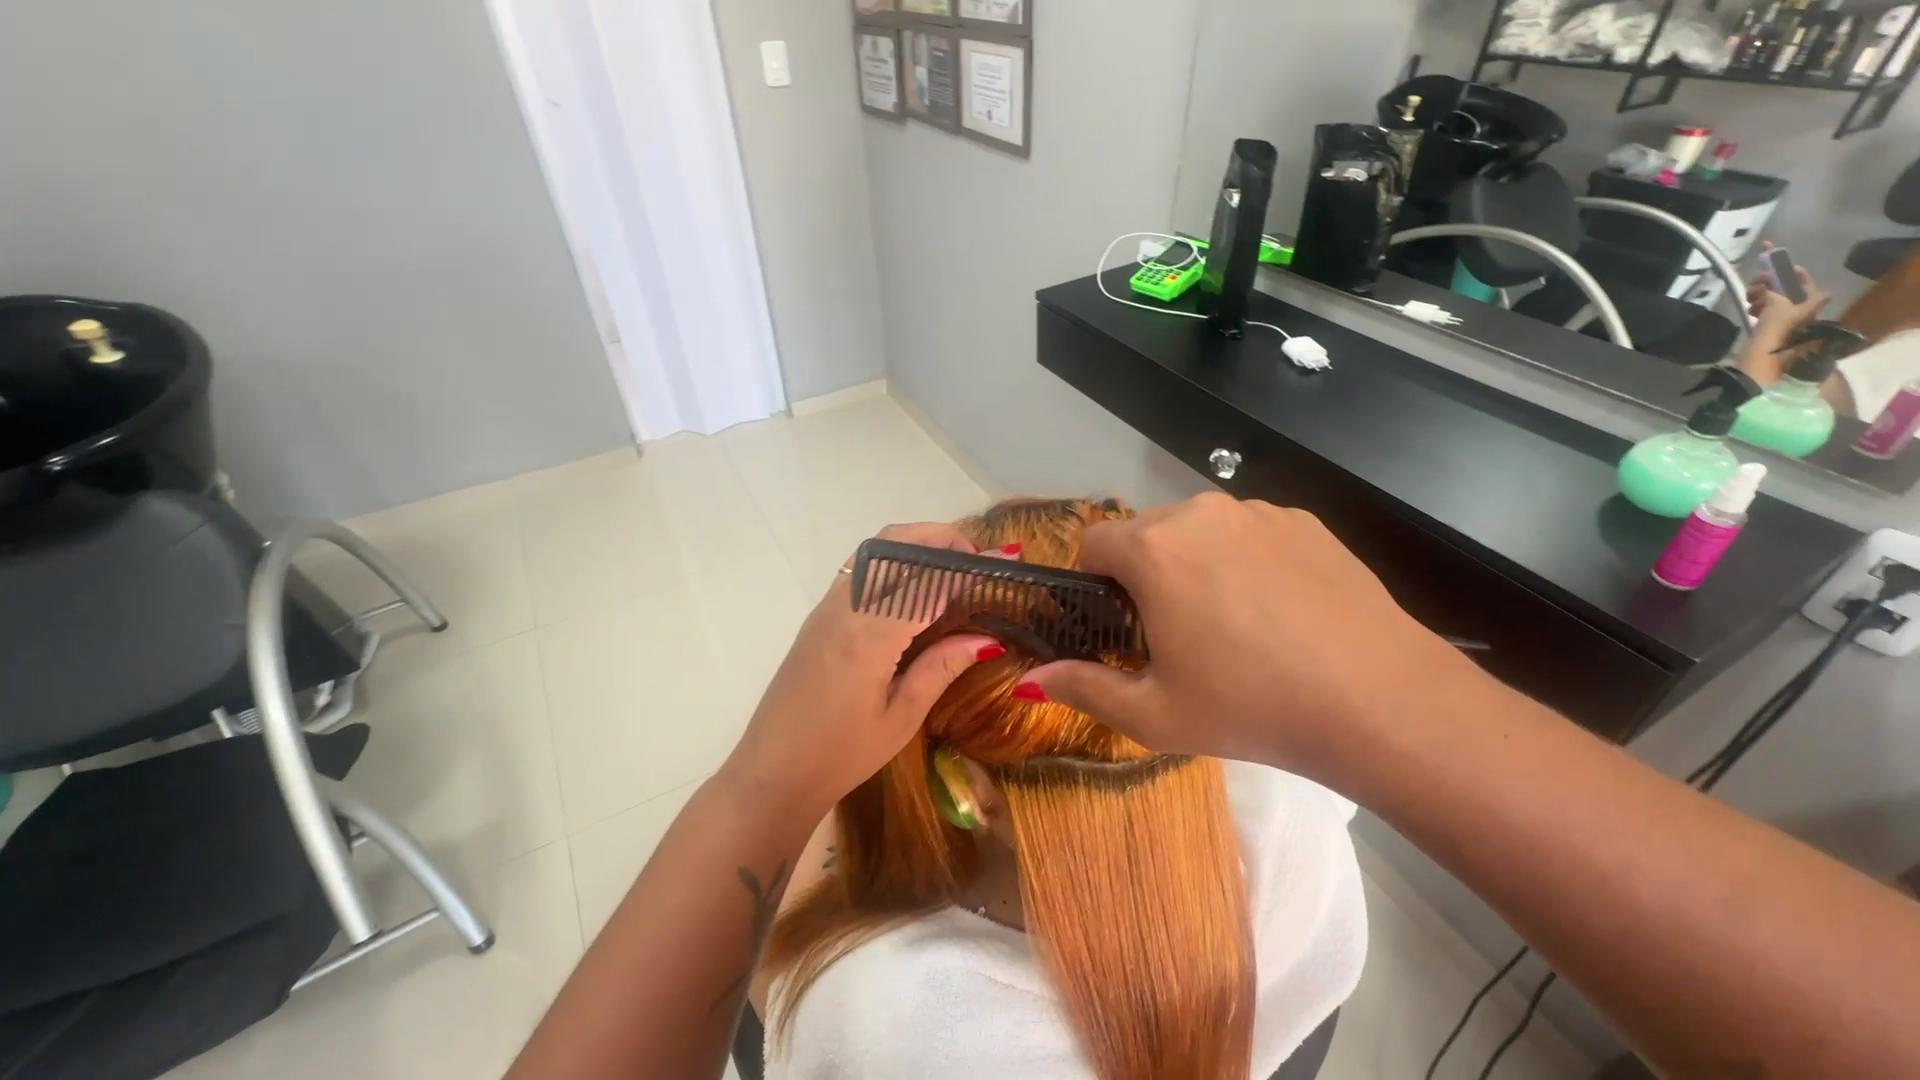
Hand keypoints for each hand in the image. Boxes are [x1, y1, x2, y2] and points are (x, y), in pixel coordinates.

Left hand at [719, 523, 997, 817]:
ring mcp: (826, 609)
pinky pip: (858, 571)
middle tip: (976, 555)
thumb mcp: (900, 718)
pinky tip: (914, 589)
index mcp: (868, 635)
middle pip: (892, 545)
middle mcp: (844, 608)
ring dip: (913, 545)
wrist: (773, 771)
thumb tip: (987, 639)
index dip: (964, 567)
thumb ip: (941, 669)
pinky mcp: (817, 618)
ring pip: (871, 552)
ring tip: (951, 565)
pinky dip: (891, 563)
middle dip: (938, 537)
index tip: (999, 564)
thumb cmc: (840, 755)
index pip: (925, 580)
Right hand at [1017, 494, 1492, 779]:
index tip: (1121, 629)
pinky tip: (1280, 614)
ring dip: (1197, 566)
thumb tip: (1032, 678)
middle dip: (1146, 575)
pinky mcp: (1306, 521)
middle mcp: (1200, 513)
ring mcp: (1259, 512)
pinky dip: (1247, 562)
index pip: (1093, 543)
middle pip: (1147, 533)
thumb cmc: (1251, 706)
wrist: (1377, 699)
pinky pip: (1251, 533)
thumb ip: (1085, 689)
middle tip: (1177, 636)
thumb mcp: (1155, 714)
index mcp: (1153, 551)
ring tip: (1235, 626)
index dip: (1096, 586)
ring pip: (1201, 531)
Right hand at [1745, 243, 1830, 350]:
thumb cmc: (1778, 327)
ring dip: (1760, 295)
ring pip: (1773, 296)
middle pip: (1784, 285)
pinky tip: (1751, 311)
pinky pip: (1767, 308)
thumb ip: (1776, 287)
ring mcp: (1790, 313)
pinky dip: (1758, 306)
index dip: (1786, 267)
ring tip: (1750, 301)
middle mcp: (1804, 303)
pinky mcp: (1777, 323)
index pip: (1800, 276)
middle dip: (1767, 283)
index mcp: (1812, 296)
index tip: (1770, 260)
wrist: (1769, 354)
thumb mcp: (1777, 304)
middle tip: (1753, 285)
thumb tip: (1772, 272)